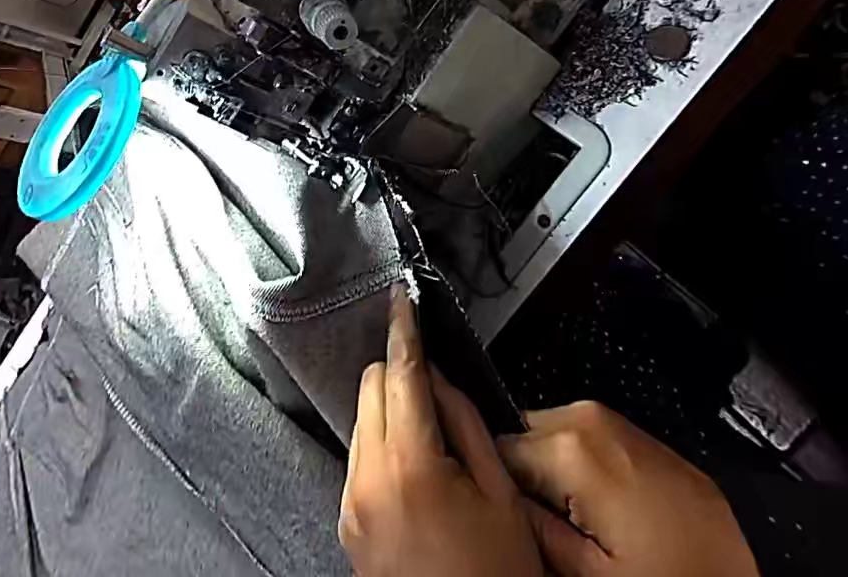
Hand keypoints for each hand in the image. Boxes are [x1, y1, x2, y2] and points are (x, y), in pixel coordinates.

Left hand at [340, 285, 543, 576]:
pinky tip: (417, 470)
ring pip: (362, 418)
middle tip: (439, 396)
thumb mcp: (500, 492)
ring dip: (392, 410)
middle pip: (371, 386)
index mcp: (409, 467)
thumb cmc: (495, 576)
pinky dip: (383, 443)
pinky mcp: (348, 523)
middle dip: (400, 374)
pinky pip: (360, 455)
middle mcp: (368, 481)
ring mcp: (352, 504)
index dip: (403, 328)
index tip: (400, 299)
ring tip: (435, 446)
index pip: (400, 372)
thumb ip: (463, 419)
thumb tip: (435, 374)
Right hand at [498, 402, 758, 576]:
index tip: (519, 518)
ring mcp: (625, 425)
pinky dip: (592, 467)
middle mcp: (593, 419)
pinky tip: (613, 511)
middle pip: (527, 432)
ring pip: (560, 433)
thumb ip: (533, 528)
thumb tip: (506, 503)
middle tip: (554, 525)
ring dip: (559, 468)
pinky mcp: (651, 442)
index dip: (504, 487)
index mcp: (570, 446)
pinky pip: (598, 441)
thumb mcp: (587, 575)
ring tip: (586, 522)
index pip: (500, 449)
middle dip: (532, 472)